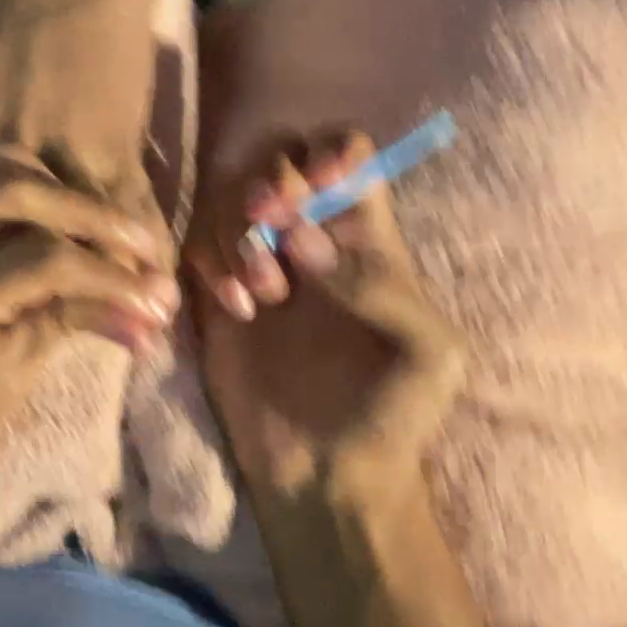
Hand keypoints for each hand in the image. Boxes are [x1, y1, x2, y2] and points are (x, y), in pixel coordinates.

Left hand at [0, 89, 179, 515]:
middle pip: (2, 193)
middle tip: (129, 237)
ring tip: (57, 184)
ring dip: (8, 158)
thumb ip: (80, 318)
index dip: (109, 270)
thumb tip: (157, 304)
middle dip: (78, 210)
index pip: (43, 260)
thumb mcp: (21, 369)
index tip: (156, 288)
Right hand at [188, 131, 465, 497]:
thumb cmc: (391, 414)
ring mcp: (256, 266)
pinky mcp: (213, 293)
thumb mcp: (431, 355)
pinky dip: (208, 265)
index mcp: (371, 246)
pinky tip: (232, 308)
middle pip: (276, 171)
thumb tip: (307, 239)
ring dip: (238, 236)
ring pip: (227, 205)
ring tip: (261, 295)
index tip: (320, 183)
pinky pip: (195, 248)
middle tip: (273, 225)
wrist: (321, 471)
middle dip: (271, 189)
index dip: (331, 156)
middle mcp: (308, 244)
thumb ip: (388, 287)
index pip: (349, 163)